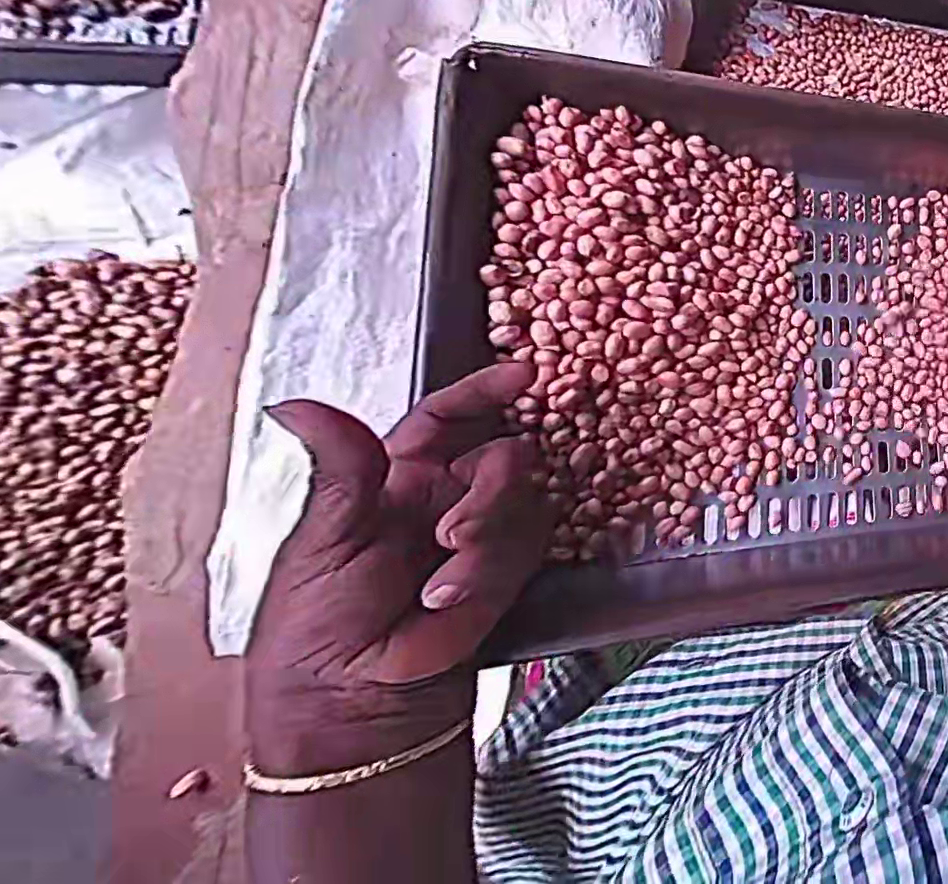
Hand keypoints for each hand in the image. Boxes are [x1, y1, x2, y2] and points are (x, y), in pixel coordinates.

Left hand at [244, 363, 554, 775]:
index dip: (485, 391)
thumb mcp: (324, 540)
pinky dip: (490, 569)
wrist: (357, 697)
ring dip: (486, 535)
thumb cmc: (317, 620)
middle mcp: (452, 492)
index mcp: (400, 475)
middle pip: (503, 453)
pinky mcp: (515, 558)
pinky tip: (450, 597)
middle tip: (458, 529)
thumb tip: (296, 404)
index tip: (525, 375)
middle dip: (492, 485)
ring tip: (443, 579)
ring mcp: (490, 524)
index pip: (450, 417)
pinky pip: (527, 541)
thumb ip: (343, 469)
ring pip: (522, 496)